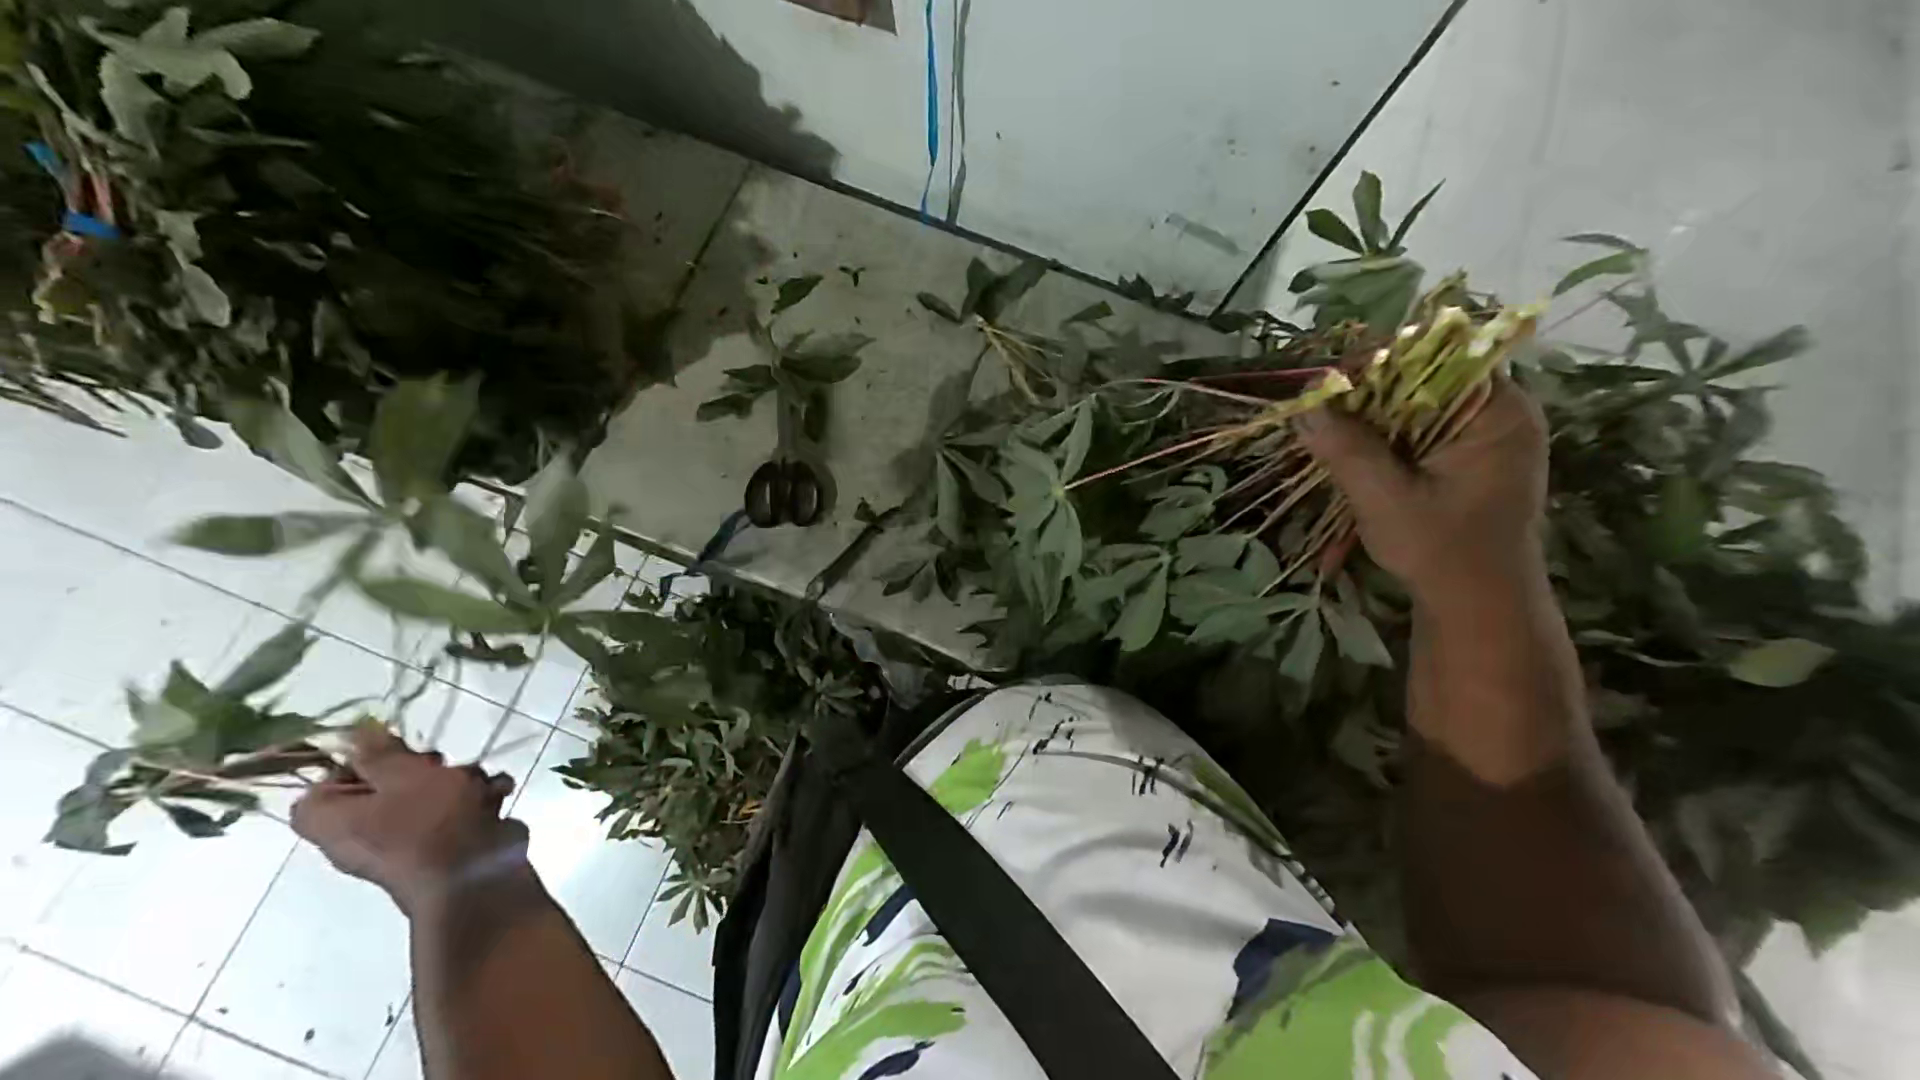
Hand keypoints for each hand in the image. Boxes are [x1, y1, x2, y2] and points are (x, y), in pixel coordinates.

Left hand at [292, 722, 529, 915]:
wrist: (475, 875)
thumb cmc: (429, 822)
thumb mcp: (403, 775)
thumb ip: (379, 752)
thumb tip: (355, 732)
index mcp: (333, 820)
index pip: (321, 786)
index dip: (353, 766)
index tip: (390, 754)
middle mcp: (361, 834)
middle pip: (382, 786)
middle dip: (421, 767)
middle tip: (437, 764)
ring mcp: (406, 841)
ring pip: (428, 793)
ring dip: (459, 780)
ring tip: (478, 783)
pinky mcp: (444, 844)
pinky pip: (455, 811)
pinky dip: (477, 798)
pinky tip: (495, 795)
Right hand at [1295, 377, 1549, 606]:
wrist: (1478, 606)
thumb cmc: (1442, 552)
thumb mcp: (1386, 500)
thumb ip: (1347, 450)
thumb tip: (1305, 406)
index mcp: (1497, 413)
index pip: (1438, 358)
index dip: (1381, 363)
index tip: (1330, 386)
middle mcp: (1499, 414)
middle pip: (1425, 379)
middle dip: (1369, 394)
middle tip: (1322, 415)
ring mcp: (1486, 436)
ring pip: (1417, 405)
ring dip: (1371, 418)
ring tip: (1330, 435)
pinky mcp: (1468, 458)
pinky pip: (1420, 430)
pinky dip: (1384, 438)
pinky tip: (1353, 455)